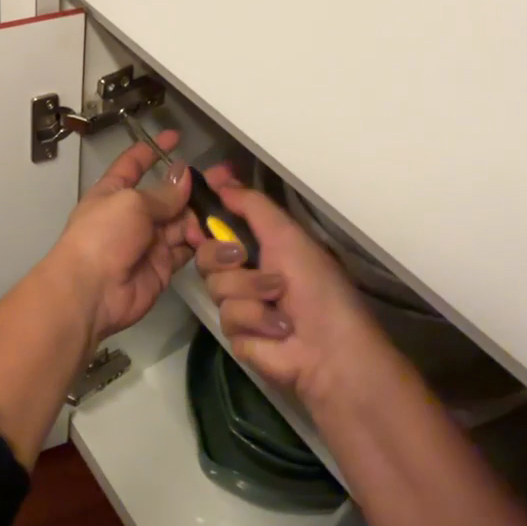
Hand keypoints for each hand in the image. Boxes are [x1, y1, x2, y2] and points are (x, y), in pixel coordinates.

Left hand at [45, 131, 198, 340]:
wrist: (92, 291)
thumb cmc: (103, 236)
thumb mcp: (131, 203)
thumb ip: (162, 193)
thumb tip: (183, 174)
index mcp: (114, 191)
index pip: (134, 163)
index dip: (153, 149)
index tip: (175, 137)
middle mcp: (132, 214)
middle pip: (165, 195)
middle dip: (188, 190)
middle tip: (219, 185)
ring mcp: (148, 241)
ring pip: (180, 222)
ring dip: (198, 217)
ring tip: (220, 212)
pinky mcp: (162, 266)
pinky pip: (186, 249)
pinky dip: (201, 243)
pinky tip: (218, 236)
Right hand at [190, 183, 371, 411]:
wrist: (331, 349)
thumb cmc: (316, 286)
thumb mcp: (287, 235)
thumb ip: (251, 205)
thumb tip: (219, 176)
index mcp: (260, 246)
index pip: (219, 224)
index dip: (204, 216)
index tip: (195, 210)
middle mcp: (245, 273)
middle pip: (205, 253)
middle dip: (222, 255)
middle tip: (242, 259)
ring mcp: (240, 305)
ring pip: (215, 286)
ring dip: (250, 291)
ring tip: (278, 303)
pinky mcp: (238, 336)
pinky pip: (227, 318)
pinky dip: (255, 321)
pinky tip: (277, 330)